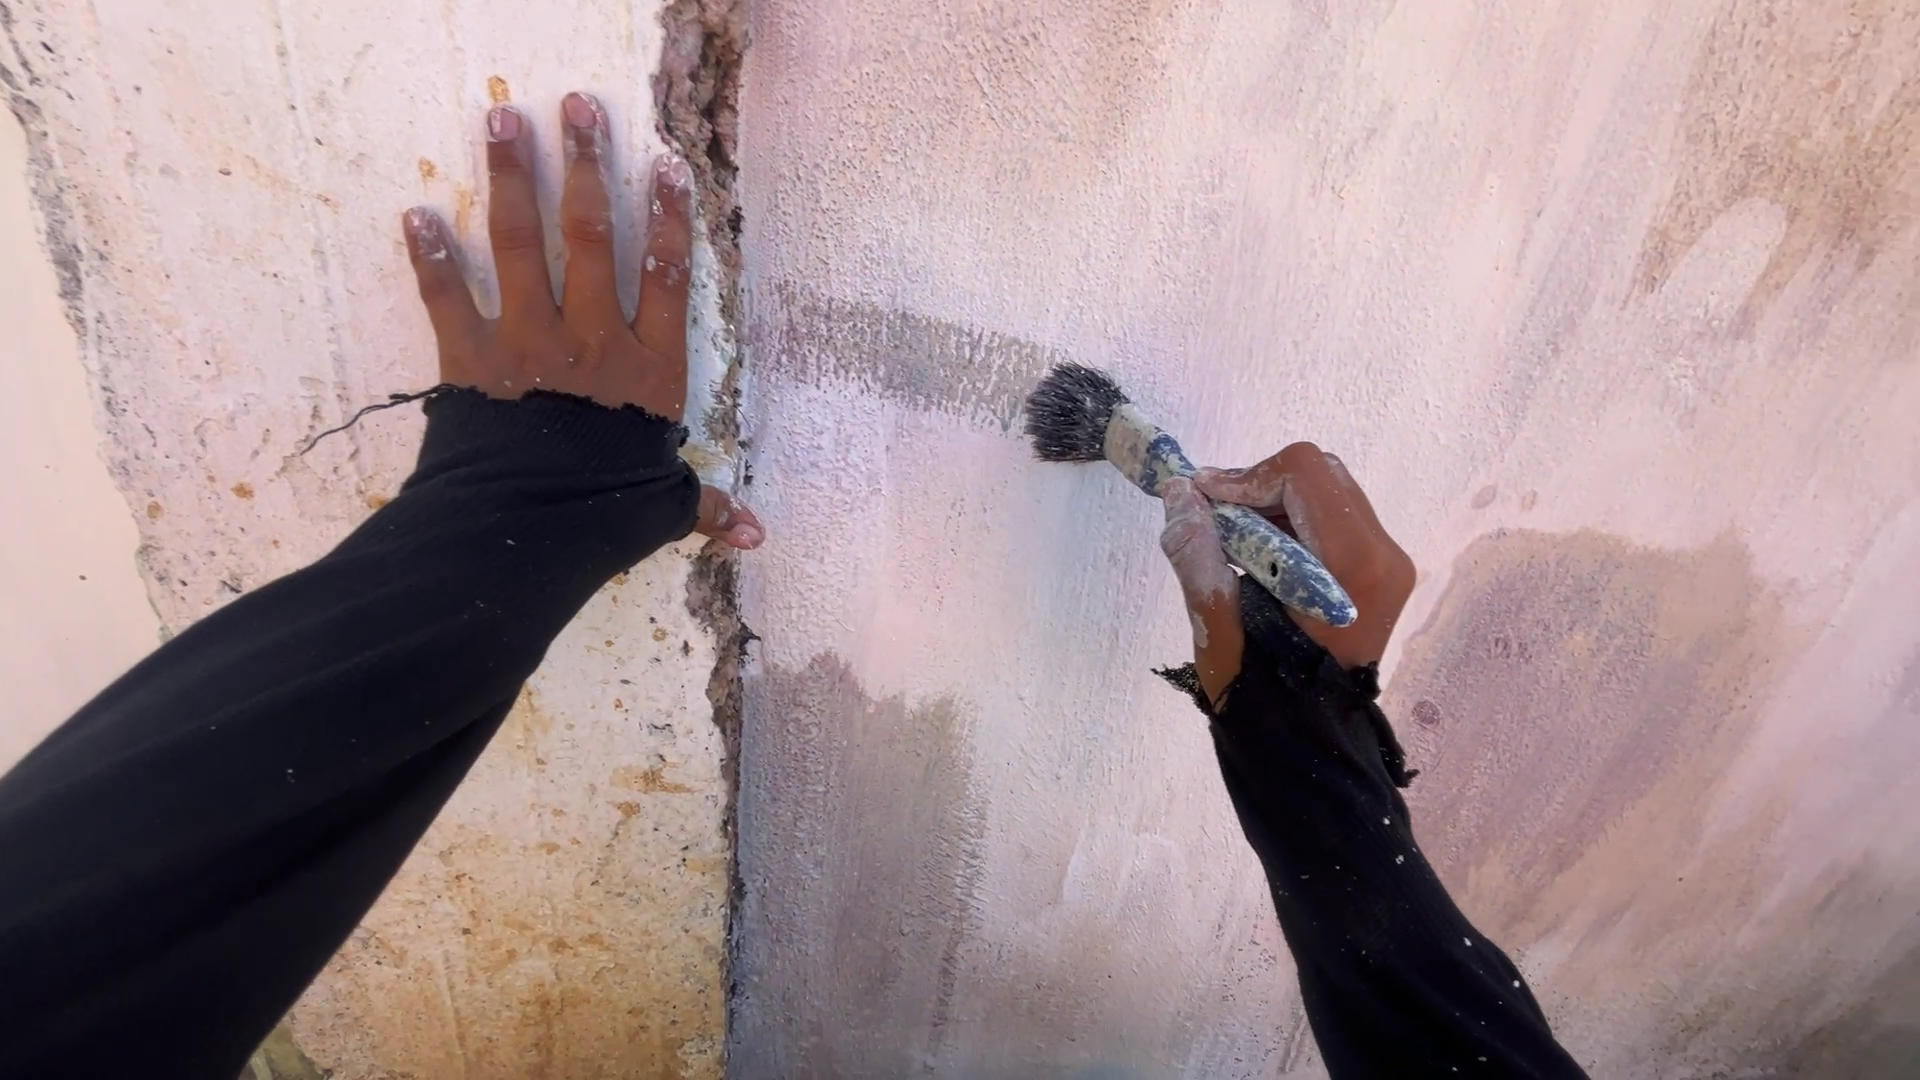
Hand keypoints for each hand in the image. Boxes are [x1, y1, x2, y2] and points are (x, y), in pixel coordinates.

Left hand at [401, 93, 762, 550]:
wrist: (527, 529)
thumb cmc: (606, 512)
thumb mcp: (664, 506)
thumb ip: (705, 505)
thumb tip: (757, 538)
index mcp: (649, 368)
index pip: (666, 279)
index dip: (669, 220)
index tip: (667, 165)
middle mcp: (593, 338)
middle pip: (592, 240)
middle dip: (587, 170)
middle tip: (577, 107)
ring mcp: (530, 342)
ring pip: (522, 247)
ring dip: (511, 180)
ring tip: (502, 119)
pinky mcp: (472, 358)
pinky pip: (450, 298)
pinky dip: (431, 258)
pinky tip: (416, 213)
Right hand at [1160, 443, 1414, 706]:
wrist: (1306, 735)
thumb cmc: (1261, 688)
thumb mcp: (1217, 629)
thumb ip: (1196, 558)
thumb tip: (1178, 494)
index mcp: (1352, 566)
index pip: (1304, 472)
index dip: (1245, 477)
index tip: (1203, 502)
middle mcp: (1384, 554)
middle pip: (1317, 475)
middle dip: (1255, 486)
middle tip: (1212, 518)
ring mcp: (1387, 561)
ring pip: (1322, 490)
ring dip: (1267, 502)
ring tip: (1229, 540)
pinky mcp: (1377, 569)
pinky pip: (1328, 515)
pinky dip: (1284, 518)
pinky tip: (1255, 552)